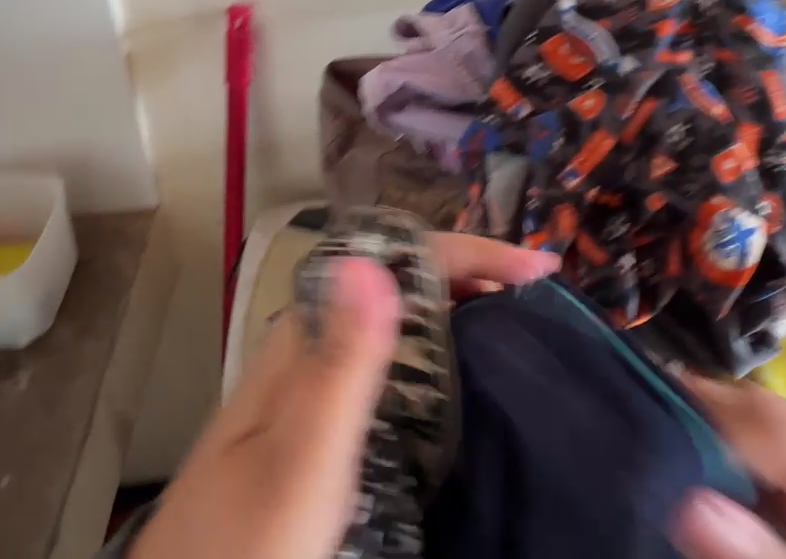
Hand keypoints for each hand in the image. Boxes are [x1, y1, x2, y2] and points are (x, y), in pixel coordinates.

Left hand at [127, 233, 559, 558]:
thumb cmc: (248, 539)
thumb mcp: (301, 457)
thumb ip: (335, 365)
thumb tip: (368, 262)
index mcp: (305, 341)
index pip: (393, 265)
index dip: (467, 254)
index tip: (537, 269)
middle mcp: (309, 351)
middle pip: (397, 286)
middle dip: (470, 277)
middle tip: (537, 298)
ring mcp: (313, 389)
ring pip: (394, 325)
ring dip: (457, 312)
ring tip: (514, 325)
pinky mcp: (320, 426)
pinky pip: (389, 367)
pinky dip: (436, 356)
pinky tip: (458, 382)